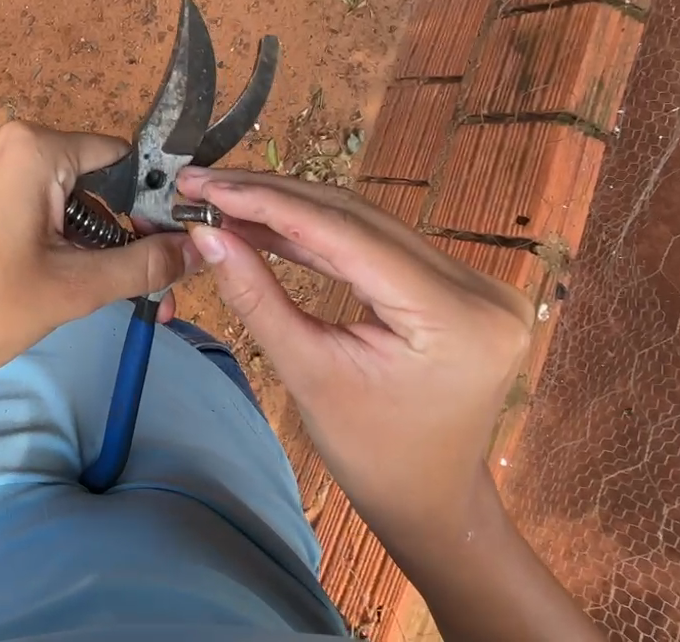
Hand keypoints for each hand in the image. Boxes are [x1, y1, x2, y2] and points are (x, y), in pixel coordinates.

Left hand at [0, 121, 198, 407]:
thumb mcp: (70, 288)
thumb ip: (141, 264)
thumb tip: (195, 250)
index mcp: (28, 147)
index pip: (116, 157)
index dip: (149, 203)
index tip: (170, 247)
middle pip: (82, 178)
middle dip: (115, 231)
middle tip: (146, 289)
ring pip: (47, 195)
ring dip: (78, 239)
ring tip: (96, 293)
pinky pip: (12, 203)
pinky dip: (39, 235)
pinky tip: (48, 279)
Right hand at [175, 167, 531, 550]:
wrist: (430, 496)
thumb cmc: (371, 451)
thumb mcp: (307, 373)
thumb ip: (256, 296)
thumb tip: (206, 233)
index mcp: (454, 316)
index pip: (346, 233)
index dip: (268, 202)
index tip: (206, 185)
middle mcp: (476, 285)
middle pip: (354, 217)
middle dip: (271, 196)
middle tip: (203, 183)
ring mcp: (470, 280)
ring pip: (360, 221)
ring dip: (287, 207)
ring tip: (223, 196)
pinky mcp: (451, 282)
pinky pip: (370, 241)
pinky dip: (313, 232)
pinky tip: (264, 221)